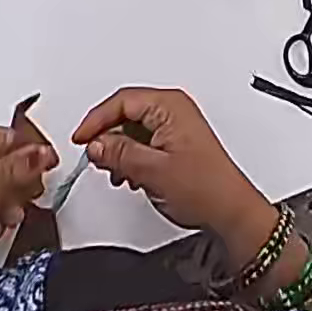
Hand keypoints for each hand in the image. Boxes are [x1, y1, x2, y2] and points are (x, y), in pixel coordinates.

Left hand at [0, 124, 57, 299]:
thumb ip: (10, 170)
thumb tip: (42, 153)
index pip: (10, 138)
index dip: (31, 153)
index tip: (48, 169)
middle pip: (8, 166)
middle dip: (19, 183)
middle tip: (24, 197)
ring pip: (0, 193)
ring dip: (7, 206)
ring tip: (4, 219)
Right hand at [72, 88, 272, 244]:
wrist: (229, 210)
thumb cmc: (205, 187)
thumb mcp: (152, 170)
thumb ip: (119, 153)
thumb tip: (96, 143)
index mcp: (169, 105)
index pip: (123, 100)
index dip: (97, 119)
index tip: (81, 138)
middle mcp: (173, 109)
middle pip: (127, 111)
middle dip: (108, 135)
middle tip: (94, 155)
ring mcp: (175, 124)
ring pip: (133, 127)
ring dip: (119, 148)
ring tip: (116, 171)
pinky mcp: (175, 140)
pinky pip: (144, 139)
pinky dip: (131, 155)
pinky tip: (130, 175)